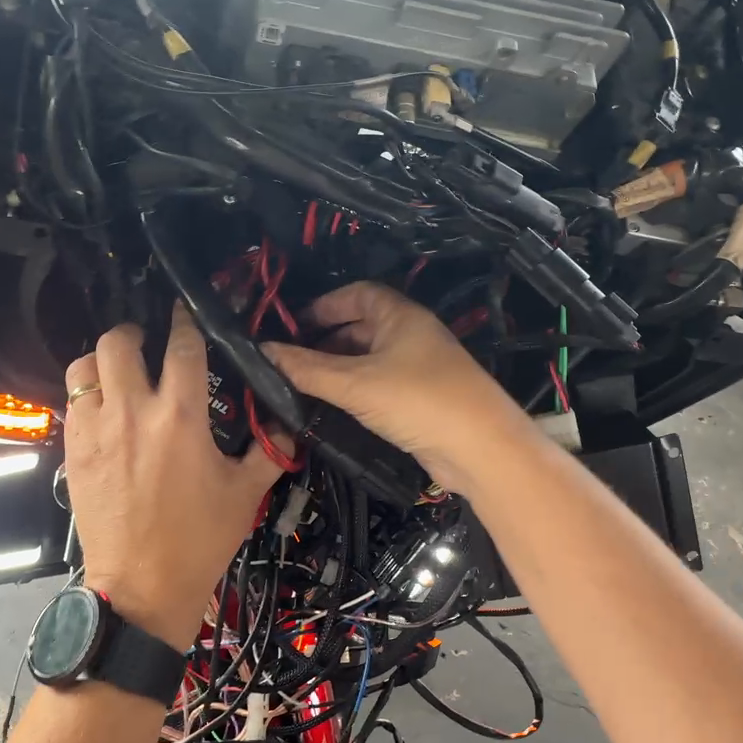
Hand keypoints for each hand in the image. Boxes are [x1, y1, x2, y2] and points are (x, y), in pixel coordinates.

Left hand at [63, 305, 287, 651]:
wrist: (142, 587)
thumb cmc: (199, 541)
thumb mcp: (245, 493)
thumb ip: (270, 449)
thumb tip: (289, 421)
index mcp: (181, 416)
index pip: (182, 346)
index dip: (185, 322)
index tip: (185, 313)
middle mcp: (133, 411)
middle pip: (119, 341)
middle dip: (135, 333)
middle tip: (147, 345)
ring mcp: (96, 430)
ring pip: (84, 366)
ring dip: (101, 362)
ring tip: (117, 375)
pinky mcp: (72, 451)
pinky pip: (71, 404)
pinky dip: (86, 397)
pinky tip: (104, 413)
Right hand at [263, 283, 526, 491]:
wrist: (480, 448)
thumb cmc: (418, 400)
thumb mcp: (355, 383)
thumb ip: (306, 369)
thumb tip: (263, 352)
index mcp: (401, 317)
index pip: (358, 294)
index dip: (325, 305)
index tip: (293, 325)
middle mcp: (410, 336)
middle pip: (360, 326)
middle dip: (324, 340)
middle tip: (290, 360)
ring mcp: (417, 369)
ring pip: (368, 359)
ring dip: (336, 368)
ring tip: (302, 386)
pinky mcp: (419, 400)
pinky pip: (377, 385)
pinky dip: (353, 391)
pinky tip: (331, 408)